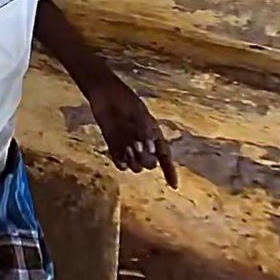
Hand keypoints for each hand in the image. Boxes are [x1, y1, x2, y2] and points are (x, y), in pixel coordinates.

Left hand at [85, 72, 177, 187]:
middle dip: (147, 160)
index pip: (164, 155)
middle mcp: (141, 142)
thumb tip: (151, 152)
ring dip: (134, 161)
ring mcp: (127, 144)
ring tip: (128, 147)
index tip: (174, 186)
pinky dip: (121, 163)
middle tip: (139, 146)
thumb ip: (146, 132)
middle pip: (150, 163)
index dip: (170, 170)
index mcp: (152, 133)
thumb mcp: (139, 114)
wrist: (105, 93)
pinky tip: (120, 156)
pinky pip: (120, 163)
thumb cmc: (125, 100)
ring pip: (135, 166)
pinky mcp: (113, 145)